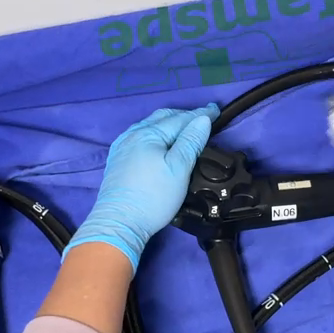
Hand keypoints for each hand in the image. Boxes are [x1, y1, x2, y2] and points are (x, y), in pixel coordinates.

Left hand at [67, 104, 218, 269]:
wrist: (119, 222)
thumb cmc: (153, 197)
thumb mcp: (179, 169)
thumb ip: (191, 142)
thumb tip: (202, 119)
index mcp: (148, 134)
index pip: (179, 119)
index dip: (199, 115)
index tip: (216, 110)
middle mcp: (132, 134)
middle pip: (162, 118)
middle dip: (183, 115)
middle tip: (202, 117)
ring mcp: (122, 147)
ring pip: (149, 126)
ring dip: (168, 123)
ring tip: (183, 126)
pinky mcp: (117, 159)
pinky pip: (139, 136)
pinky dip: (155, 133)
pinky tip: (158, 140)